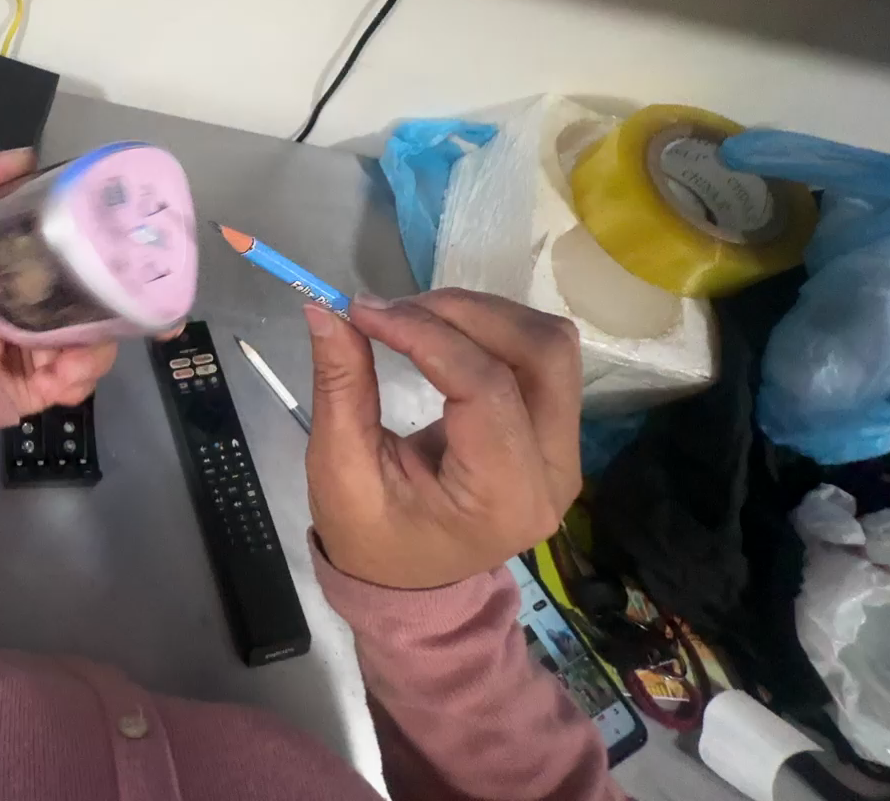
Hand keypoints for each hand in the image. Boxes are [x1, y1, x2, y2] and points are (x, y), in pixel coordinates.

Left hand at [0, 149, 117, 416]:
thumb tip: (27, 157)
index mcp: (18, 267)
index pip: (71, 251)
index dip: (96, 248)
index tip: (112, 246)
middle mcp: (36, 304)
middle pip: (94, 297)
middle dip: (105, 306)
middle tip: (102, 309)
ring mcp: (43, 346)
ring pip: (97, 340)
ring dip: (91, 350)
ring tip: (64, 358)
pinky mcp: (44, 383)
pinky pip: (81, 380)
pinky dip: (76, 379)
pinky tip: (56, 376)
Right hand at [304, 289, 582, 589]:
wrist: (408, 579)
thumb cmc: (368, 533)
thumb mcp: (338, 467)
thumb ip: (339, 386)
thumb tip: (325, 312)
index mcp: (501, 495)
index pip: (484, 385)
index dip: (423, 334)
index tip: (360, 310)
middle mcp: (554, 469)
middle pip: (542, 352)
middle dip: (463, 313)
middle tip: (390, 310)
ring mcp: (564, 449)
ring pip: (548, 346)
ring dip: (478, 315)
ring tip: (409, 318)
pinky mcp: (552, 431)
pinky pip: (537, 358)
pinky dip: (485, 330)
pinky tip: (434, 334)